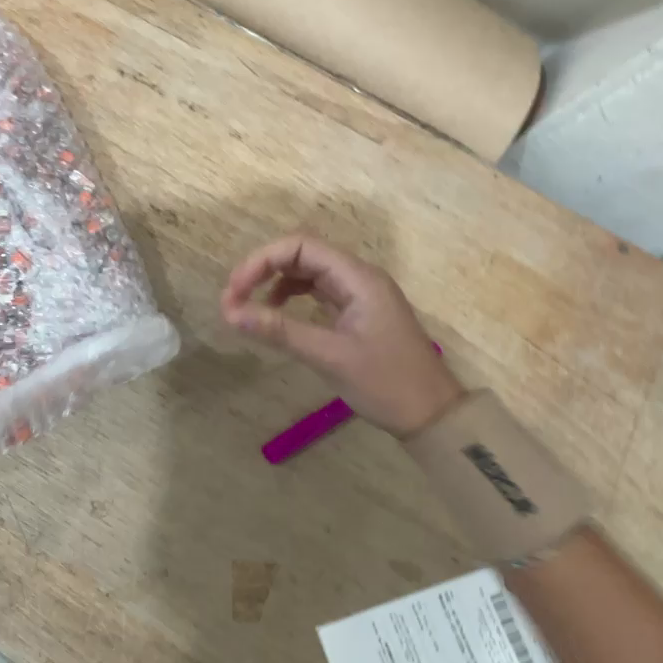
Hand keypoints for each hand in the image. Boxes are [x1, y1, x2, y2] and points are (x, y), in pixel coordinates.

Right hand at [220, 235, 460, 437]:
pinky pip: (316, 292)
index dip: (261, 261)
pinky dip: (289, 298)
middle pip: (301, 254)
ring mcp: (358, 294)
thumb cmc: (386, 384)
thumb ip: (279, 330)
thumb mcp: (328, 356)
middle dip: (263, 270)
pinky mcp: (356, 312)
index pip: (300, 246)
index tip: (234, 291)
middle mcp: (358, 277)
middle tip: (233, 299)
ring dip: (273, 283)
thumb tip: (229, 313)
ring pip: (307, 272)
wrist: (433, 416)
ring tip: (247, 307)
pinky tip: (274, 315)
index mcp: (358, 278)